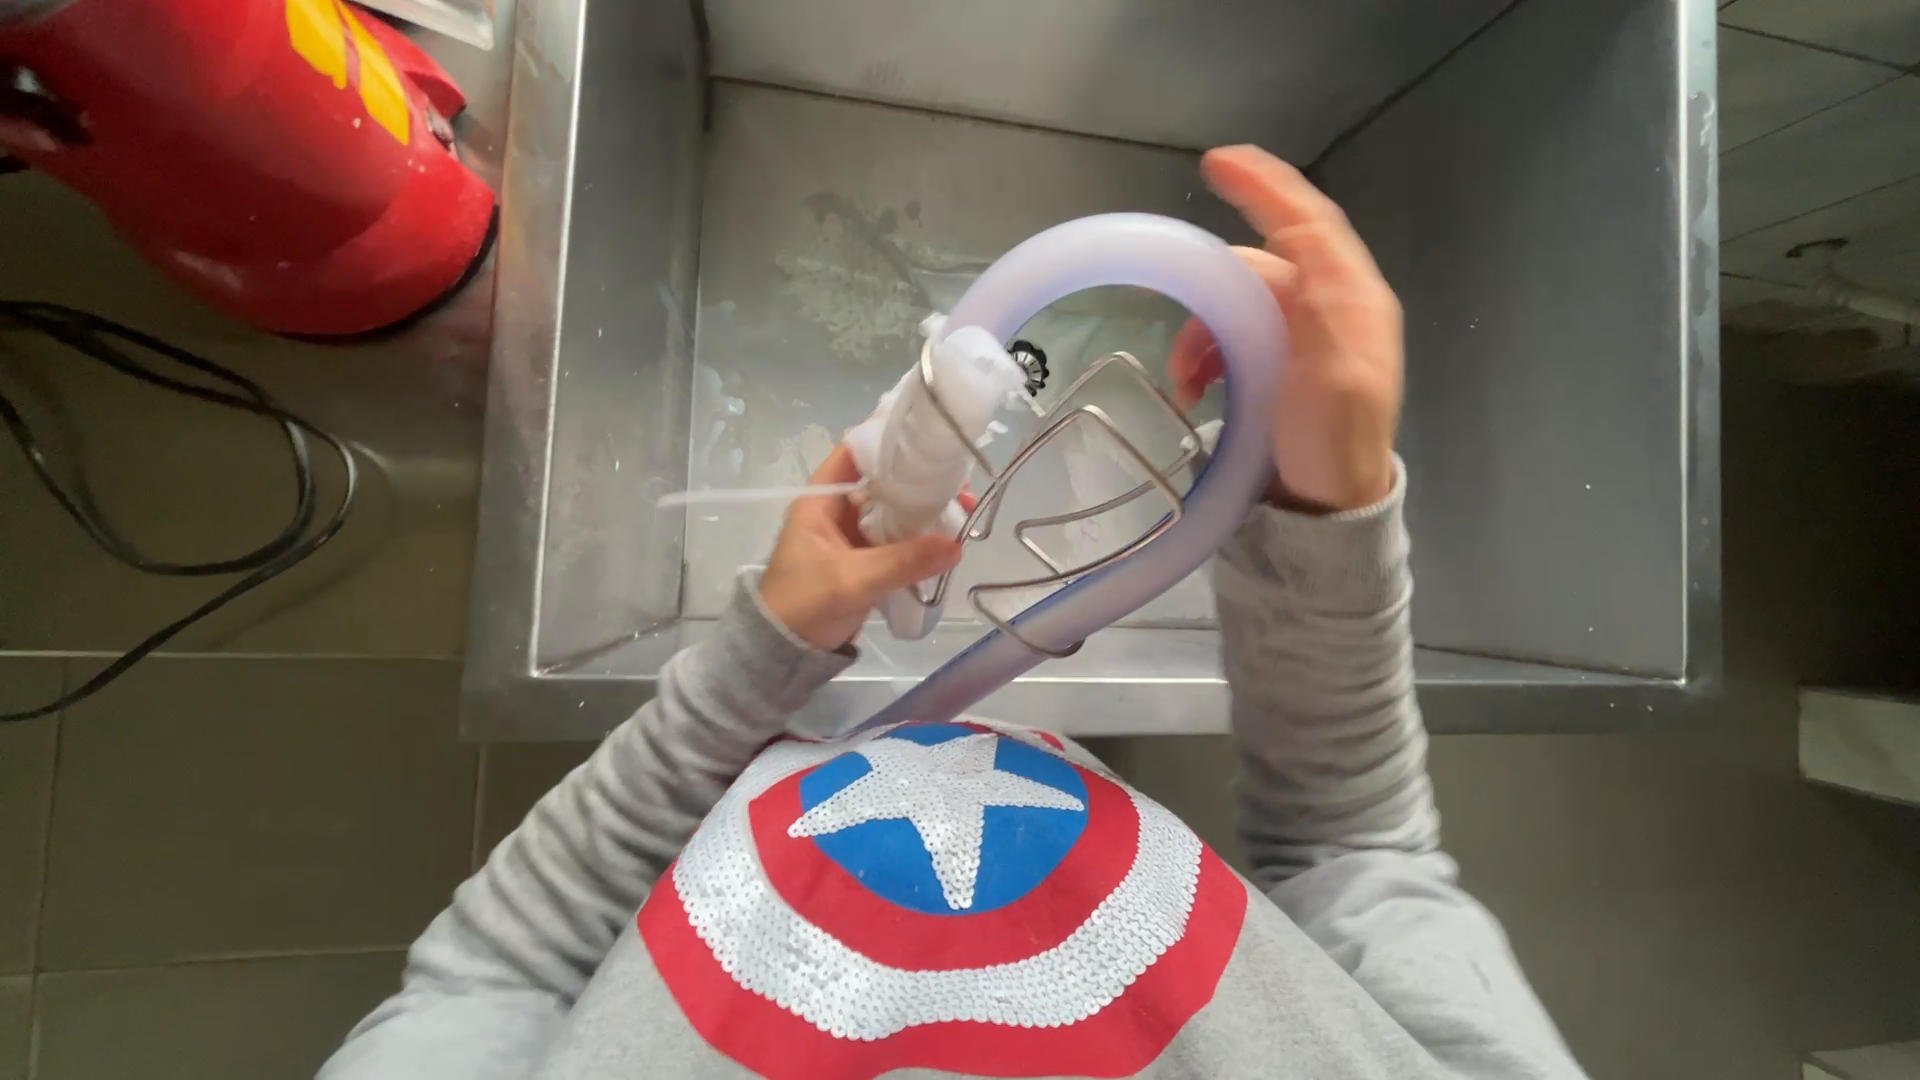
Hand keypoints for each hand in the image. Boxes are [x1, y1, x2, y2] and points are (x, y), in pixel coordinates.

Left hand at [758, 445, 965, 650]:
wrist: (784, 652)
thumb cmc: (804, 605)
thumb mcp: (853, 580)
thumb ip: (903, 562)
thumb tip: (955, 545)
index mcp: (821, 502)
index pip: (855, 454)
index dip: (889, 443)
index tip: (929, 442)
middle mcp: (838, 512)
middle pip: (883, 484)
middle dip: (921, 483)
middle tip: (960, 487)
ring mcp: (853, 537)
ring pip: (894, 514)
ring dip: (925, 513)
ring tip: (963, 512)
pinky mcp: (866, 562)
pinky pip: (897, 541)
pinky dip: (920, 540)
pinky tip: (948, 540)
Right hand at [1169, 145, 1403, 513]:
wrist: (1327, 508)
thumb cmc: (1333, 446)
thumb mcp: (1334, 379)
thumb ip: (1315, 314)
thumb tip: (1279, 261)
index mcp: (1350, 300)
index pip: (1308, 224)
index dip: (1265, 188)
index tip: (1217, 163)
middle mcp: (1327, 306)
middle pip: (1256, 271)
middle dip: (1208, 302)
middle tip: (1181, 356)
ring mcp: (1300, 337)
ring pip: (1235, 307)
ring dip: (1201, 338)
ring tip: (1185, 384)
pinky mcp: (1276, 365)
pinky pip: (1231, 339)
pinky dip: (1206, 356)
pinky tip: (1195, 388)